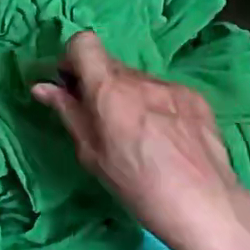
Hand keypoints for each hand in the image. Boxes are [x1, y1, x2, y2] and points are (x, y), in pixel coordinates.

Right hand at [31, 31, 249, 249]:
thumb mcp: (92, 155)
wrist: (207, 207)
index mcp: (110, 89)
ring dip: (129, 97)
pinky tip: (166, 140)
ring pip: (138, 81)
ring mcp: (172, 86)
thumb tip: (42, 86)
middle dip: (99, 85)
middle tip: (102, 122)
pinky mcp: (196, 97)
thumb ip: (68, 112)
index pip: (83, 42)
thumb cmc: (138, 187)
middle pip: (110, 65)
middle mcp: (141, 78)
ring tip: (139, 138)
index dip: (73, 59)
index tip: (72, 87)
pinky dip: (156, 107)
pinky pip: (163, 92)